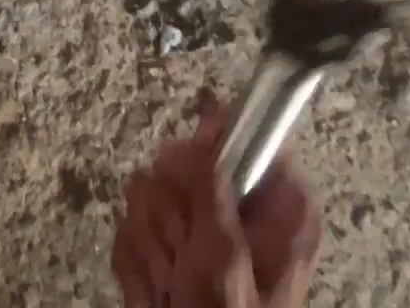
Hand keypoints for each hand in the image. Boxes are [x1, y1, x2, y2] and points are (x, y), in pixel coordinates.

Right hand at [112, 103, 321, 307]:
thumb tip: (209, 119)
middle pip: (181, 158)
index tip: (185, 172)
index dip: (211, 141)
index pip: (248, 130)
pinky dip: (138, 260)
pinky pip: (131, 222)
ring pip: (147, 189)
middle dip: (167, 210)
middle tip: (181, 254)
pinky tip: (158, 289)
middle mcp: (241, 205)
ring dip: (150, 242)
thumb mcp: (223, 262)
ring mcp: (201, 223)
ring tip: (170, 284)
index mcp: (279, 206)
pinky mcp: (169, 241)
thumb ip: (212, 190)